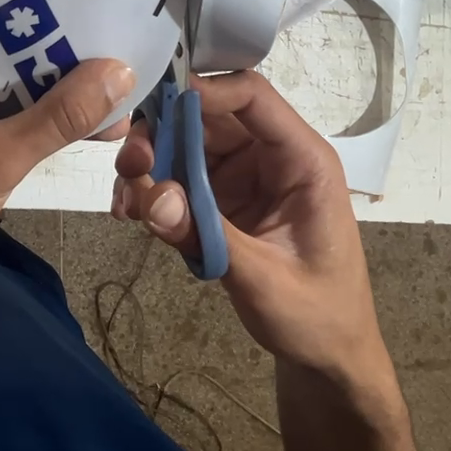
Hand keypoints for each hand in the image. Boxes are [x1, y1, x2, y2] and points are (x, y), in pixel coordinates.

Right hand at [112, 71, 388, 384]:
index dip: (202, 91)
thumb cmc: (316, 317)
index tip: (151, 107)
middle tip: (129, 167)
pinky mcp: (216, 197)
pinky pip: (174, 175)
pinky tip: (130, 214)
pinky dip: (148, 188)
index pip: (252, 97)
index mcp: (301, 160)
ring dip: (147, 163)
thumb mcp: (266, 281)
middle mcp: (267, 156)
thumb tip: (152, 197)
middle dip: (159, 132)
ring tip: (126, 202)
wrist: (324, 358)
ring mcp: (239, 175)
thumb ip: (208, 234)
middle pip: (203, 116)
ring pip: (181, 142)